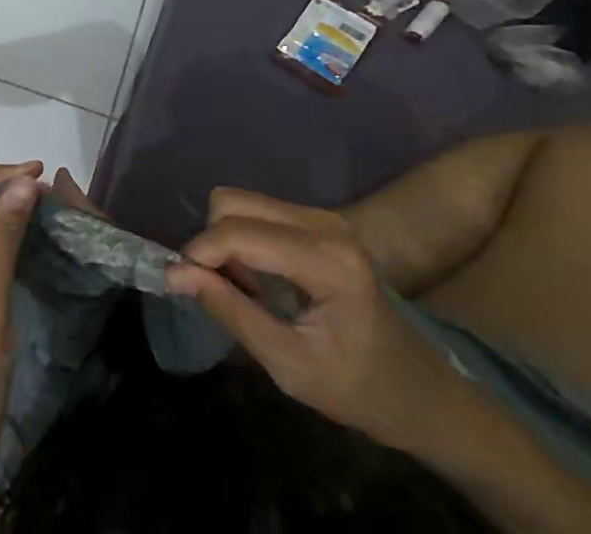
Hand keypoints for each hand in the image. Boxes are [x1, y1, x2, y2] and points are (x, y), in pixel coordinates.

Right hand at [166, 188, 467, 451]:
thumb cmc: (356, 388)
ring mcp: (326, 218)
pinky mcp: (321, 222)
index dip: (199, 253)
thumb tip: (176, 275)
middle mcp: (327, 224)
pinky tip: (257, 280)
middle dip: (211, 243)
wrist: (414, 389)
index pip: (241, 232)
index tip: (176, 284)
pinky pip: (262, 212)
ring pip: (244, 203)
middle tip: (215, 291)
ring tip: (240, 290)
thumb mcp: (287, 363)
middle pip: (235, 203)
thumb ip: (231, 311)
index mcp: (328, 260)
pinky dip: (244, 240)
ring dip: (226, 241)